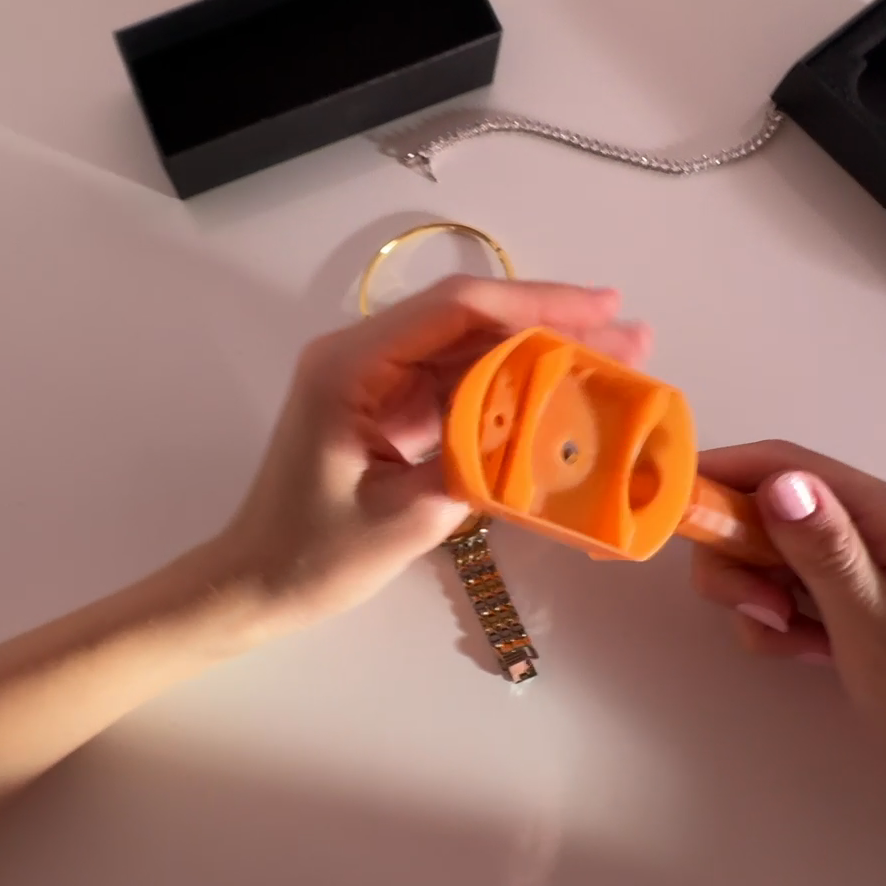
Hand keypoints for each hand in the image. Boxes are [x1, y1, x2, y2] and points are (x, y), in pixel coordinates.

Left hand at [221, 275, 649, 626]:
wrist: (257, 582)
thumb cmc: (312, 556)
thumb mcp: (405, 518)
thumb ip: (476, 467)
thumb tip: (544, 432)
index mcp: (350, 366)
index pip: (454, 310)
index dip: (535, 303)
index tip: (602, 308)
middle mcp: (360, 357)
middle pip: (465, 321)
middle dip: (548, 325)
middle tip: (628, 336)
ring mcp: (372, 381)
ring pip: (465, 352)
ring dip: (534, 356)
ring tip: (609, 363)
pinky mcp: (383, 408)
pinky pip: (452, 387)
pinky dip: (504, 393)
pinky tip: (553, 399)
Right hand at [690, 440, 885, 819]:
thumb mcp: (885, 637)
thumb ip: (830, 558)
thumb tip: (780, 484)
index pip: (789, 465)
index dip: (721, 476)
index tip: (674, 514)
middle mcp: (877, 520)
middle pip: (762, 506)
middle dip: (738, 558)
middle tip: (762, 613)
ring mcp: (858, 549)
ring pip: (759, 545)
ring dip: (753, 592)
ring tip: (794, 639)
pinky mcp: (843, 578)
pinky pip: (775, 577)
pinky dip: (771, 613)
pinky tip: (808, 647)